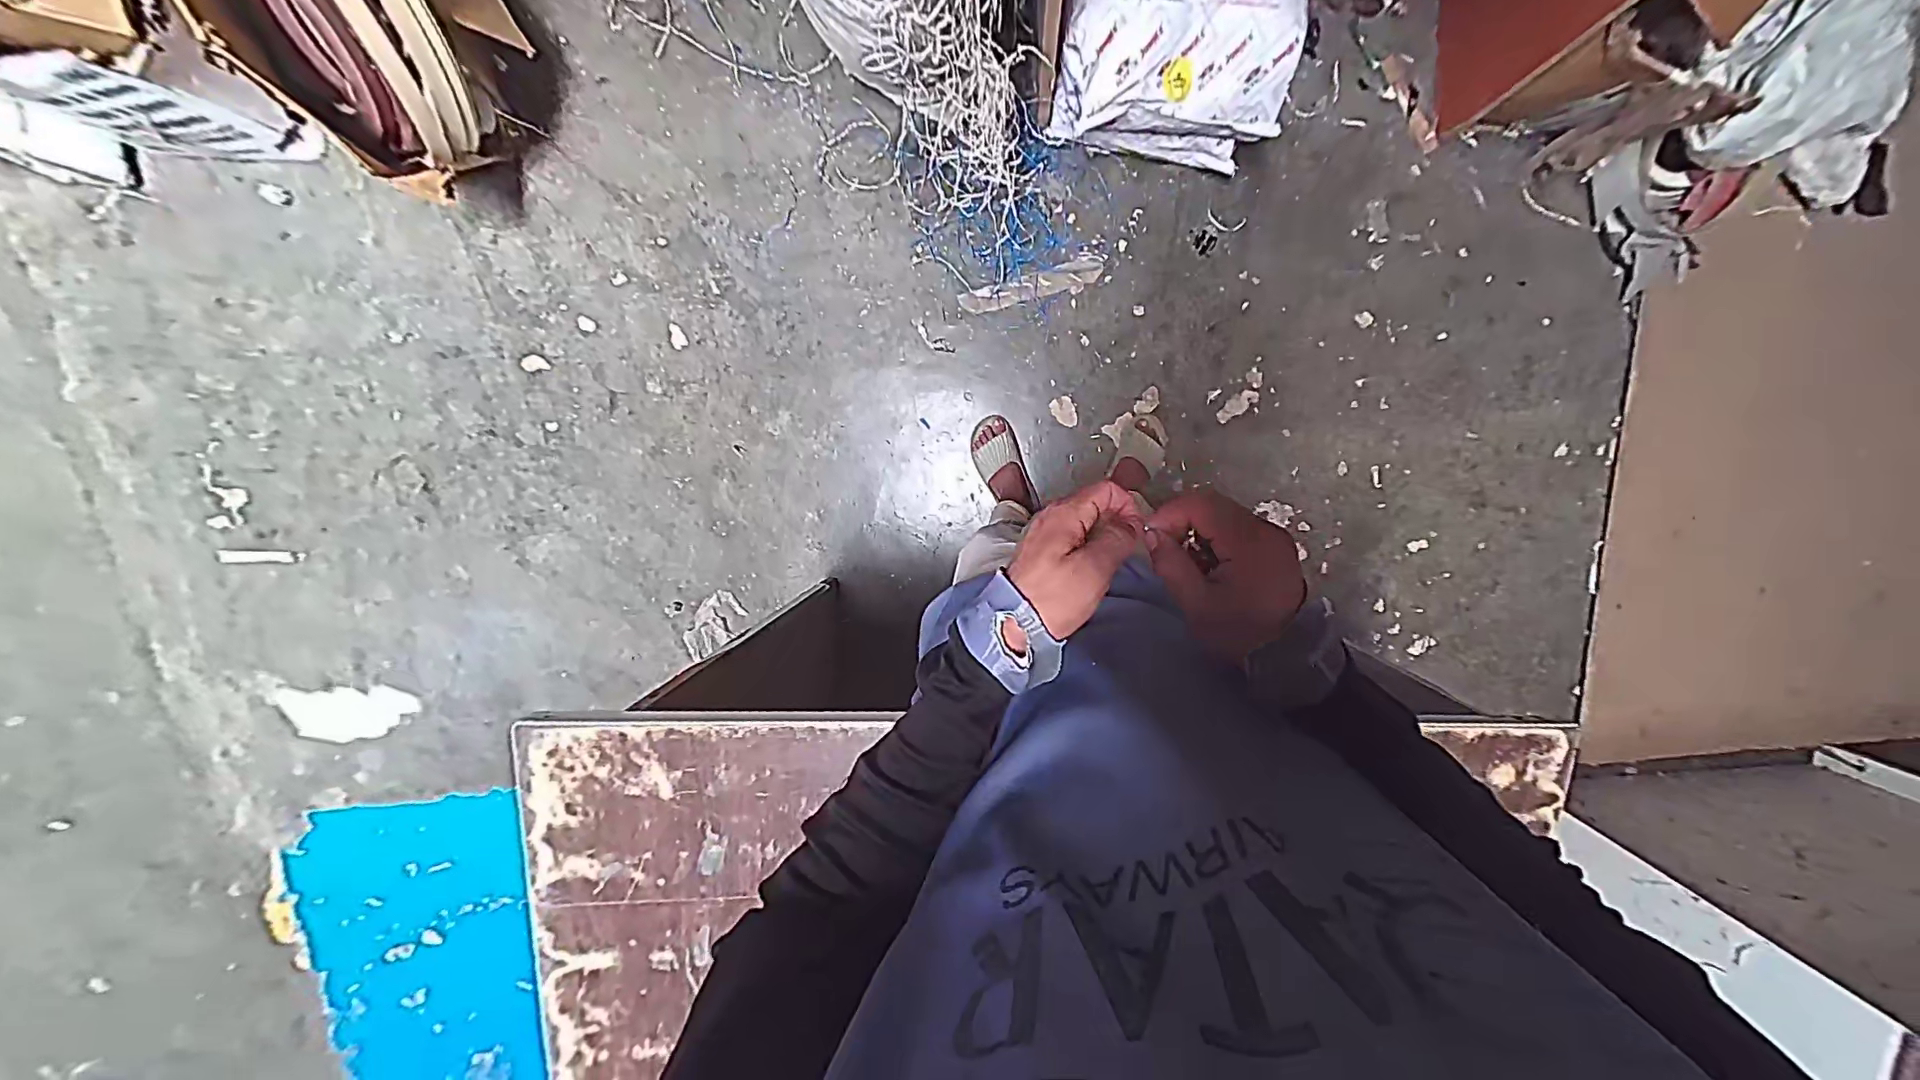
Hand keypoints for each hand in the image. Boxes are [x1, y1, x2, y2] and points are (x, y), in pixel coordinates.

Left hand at [1005, 480, 1146, 641]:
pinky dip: (1087, 544)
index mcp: (1064, 514)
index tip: (1135, 529)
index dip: (1128, 505)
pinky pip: (1071, 536)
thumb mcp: (1095, 568)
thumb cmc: (1049, 600)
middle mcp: (1050, 517)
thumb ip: (1117, 539)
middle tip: (1127, 546)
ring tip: (1110, 559)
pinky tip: (1091, 567)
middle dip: (1117, 519)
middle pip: (1094, 501)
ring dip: (1102, 533)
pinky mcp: (1040, 550)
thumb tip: (1130, 524)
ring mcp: (1042, 533)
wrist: (1014, 623)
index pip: (1106, 489)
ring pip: (1083, 519)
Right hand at [1147, 490, 1307, 662]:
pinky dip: (1214, 538)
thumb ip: (1171, 563)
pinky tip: (1208, 564)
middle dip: (1181, 521)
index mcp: (1249, 543)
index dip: (1170, 514)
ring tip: (1187, 560)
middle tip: (1165, 547)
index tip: (1152, 537)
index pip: (1201, 505)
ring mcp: (1273, 537)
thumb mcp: (1195, 603)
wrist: (1284, 654)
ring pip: (1223, 514)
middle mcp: (1265, 531)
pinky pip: (1236, 528)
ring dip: (1197, 530)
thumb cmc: (1236, 632)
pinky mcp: (1274, 546)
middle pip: (1213, 505)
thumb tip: (1153, 534)